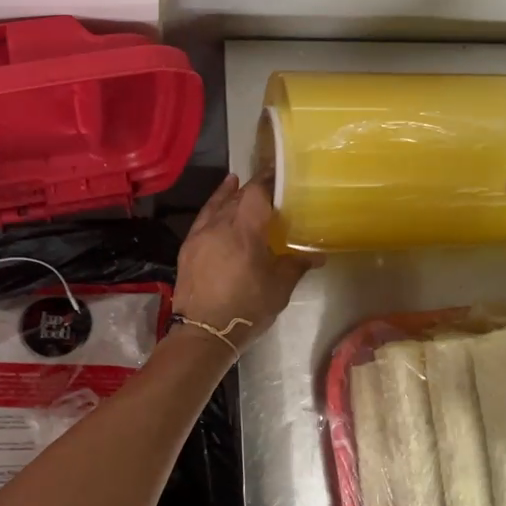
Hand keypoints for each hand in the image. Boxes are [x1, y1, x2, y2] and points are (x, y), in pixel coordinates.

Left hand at [173, 174, 322, 353]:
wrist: (204, 332)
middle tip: (268, 185)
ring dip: (229, 194)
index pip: (257, 191)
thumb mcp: (279, 288)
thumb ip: (296, 264)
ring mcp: (201, 235)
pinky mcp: (189, 248)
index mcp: (245, 229)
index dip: (269, 180)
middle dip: (252, 188)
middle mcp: (220, 224)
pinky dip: (212, 208)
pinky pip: (203, 219)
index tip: (280, 172)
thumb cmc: (247, 307)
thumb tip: (317, 255)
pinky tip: (217, 206)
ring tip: (237, 182)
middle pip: (237, 196)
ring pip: (217, 205)